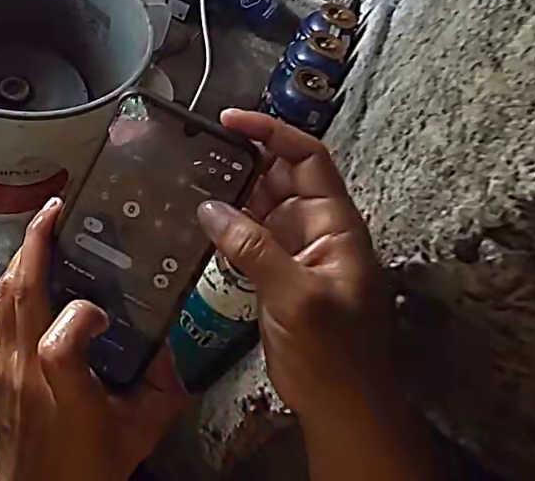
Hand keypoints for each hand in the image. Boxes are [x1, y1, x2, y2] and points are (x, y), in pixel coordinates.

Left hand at [0, 197, 187, 480]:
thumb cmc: (83, 468)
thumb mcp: (136, 435)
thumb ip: (161, 391)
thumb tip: (168, 347)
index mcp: (62, 392)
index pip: (59, 343)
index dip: (80, 316)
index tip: (101, 311)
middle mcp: (25, 369)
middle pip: (21, 291)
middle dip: (36, 240)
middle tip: (55, 209)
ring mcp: (2, 363)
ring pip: (3, 292)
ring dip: (21, 254)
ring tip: (41, 228)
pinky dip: (9, 279)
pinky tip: (25, 268)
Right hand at [196, 110, 426, 480]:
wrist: (345, 414)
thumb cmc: (337, 357)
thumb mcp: (299, 297)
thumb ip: (254, 248)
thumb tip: (209, 207)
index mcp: (334, 223)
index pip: (307, 158)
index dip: (272, 131)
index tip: (230, 119)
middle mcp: (314, 227)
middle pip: (278, 174)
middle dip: (243, 156)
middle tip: (199, 146)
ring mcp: (293, 248)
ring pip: (259, 200)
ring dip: (229, 187)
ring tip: (189, 172)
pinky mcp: (273, 269)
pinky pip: (246, 230)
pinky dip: (223, 219)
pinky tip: (196, 215)